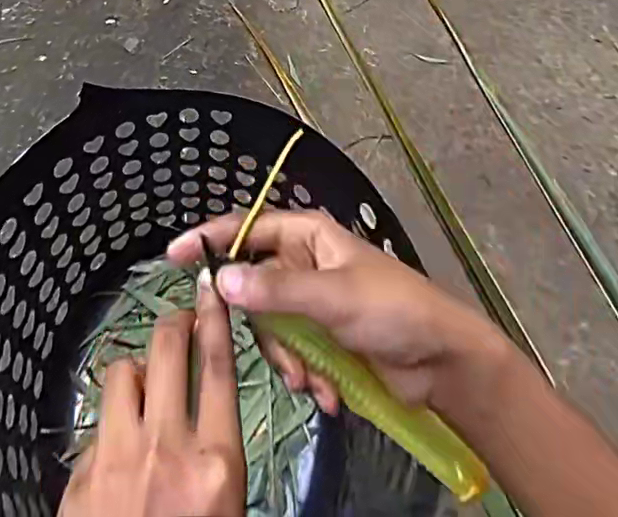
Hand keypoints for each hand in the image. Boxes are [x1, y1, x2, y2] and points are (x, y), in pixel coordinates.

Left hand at [58, 276, 244, 516]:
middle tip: (180, 320)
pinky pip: (96, 426)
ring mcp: (114, 459)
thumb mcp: (228, 509)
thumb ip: (219, 454)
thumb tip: (206, 408)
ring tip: (144, 390)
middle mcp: (163, 449)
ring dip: (135, 372)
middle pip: (165, 350)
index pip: (218, 367)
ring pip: (121, 373)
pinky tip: (116, 454)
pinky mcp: (77, 478)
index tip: (210, 289)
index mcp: (213, 464)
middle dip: (173, 323)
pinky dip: (111, 428)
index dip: (214, 319)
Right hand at [168, 209, 506, 416]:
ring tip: (312, 379)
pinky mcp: (319, 337)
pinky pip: (290, 352)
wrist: (443, 363)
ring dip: (286, 359)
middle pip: (253, 287)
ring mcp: (310, 302)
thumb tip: (220, 280)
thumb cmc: (393, 309)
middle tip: (277, 353)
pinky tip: (327, 389)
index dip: (210, 237)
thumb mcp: (333, 296)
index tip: (174, 255)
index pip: (247, 228)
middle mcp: (302, 263)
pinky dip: (303, 373)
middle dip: (263, 327)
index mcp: (306, 236)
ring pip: (269, 327)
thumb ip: (276, 290)